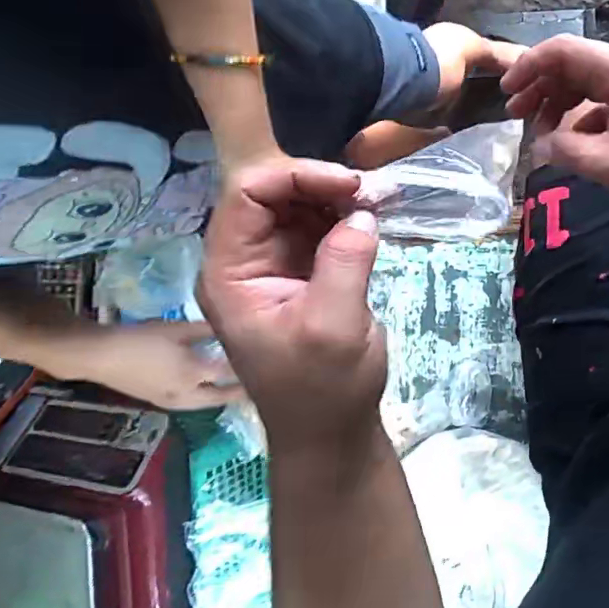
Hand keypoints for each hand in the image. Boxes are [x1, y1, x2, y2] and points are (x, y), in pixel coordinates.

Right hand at [53, 320, 246, 410]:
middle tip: (258, 385)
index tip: (265, 364)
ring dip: (223, 397)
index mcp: (195, 373)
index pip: (230, 374)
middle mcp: (187, 393)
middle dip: (240, 392)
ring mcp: (171, 401)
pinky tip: (209, 389)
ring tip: (238, 389)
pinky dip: (205, 398)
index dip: (248, 369)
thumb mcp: (179, 329)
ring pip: (206, 403)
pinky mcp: (158, 401)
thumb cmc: (141, 338)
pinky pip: (191, 403)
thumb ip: (208, 330)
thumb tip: (231, 328)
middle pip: (221, 397)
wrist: (98, 356)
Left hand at [197, 160, 386, 448]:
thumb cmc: (323, 387)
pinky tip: (373, 218)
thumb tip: (363, 213)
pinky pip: (320, 229)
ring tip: (378, 203)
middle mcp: (246, 262)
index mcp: (230, 273)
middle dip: (320, 185)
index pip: (247, 196)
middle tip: (370, 194)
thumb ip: (344, 263)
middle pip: (272, 195)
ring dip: (337, 199)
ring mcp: (275, 266)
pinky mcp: (304, 273)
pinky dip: (346, 218)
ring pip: (299, 208)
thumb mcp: (333, 325)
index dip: (295, 176)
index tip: (350, 184)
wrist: (331, 431)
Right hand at [502, 36, 608, 222]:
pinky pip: (602, 109)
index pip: (564, 51)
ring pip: (587, 88)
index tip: (507, 93)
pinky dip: (580, 123)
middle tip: (517, 115)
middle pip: (573, 66)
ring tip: (541, 134)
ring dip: (559, 106)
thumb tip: (539, 147)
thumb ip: (569, 153)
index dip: (529, 66)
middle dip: (540, 87)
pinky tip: (572, 147)